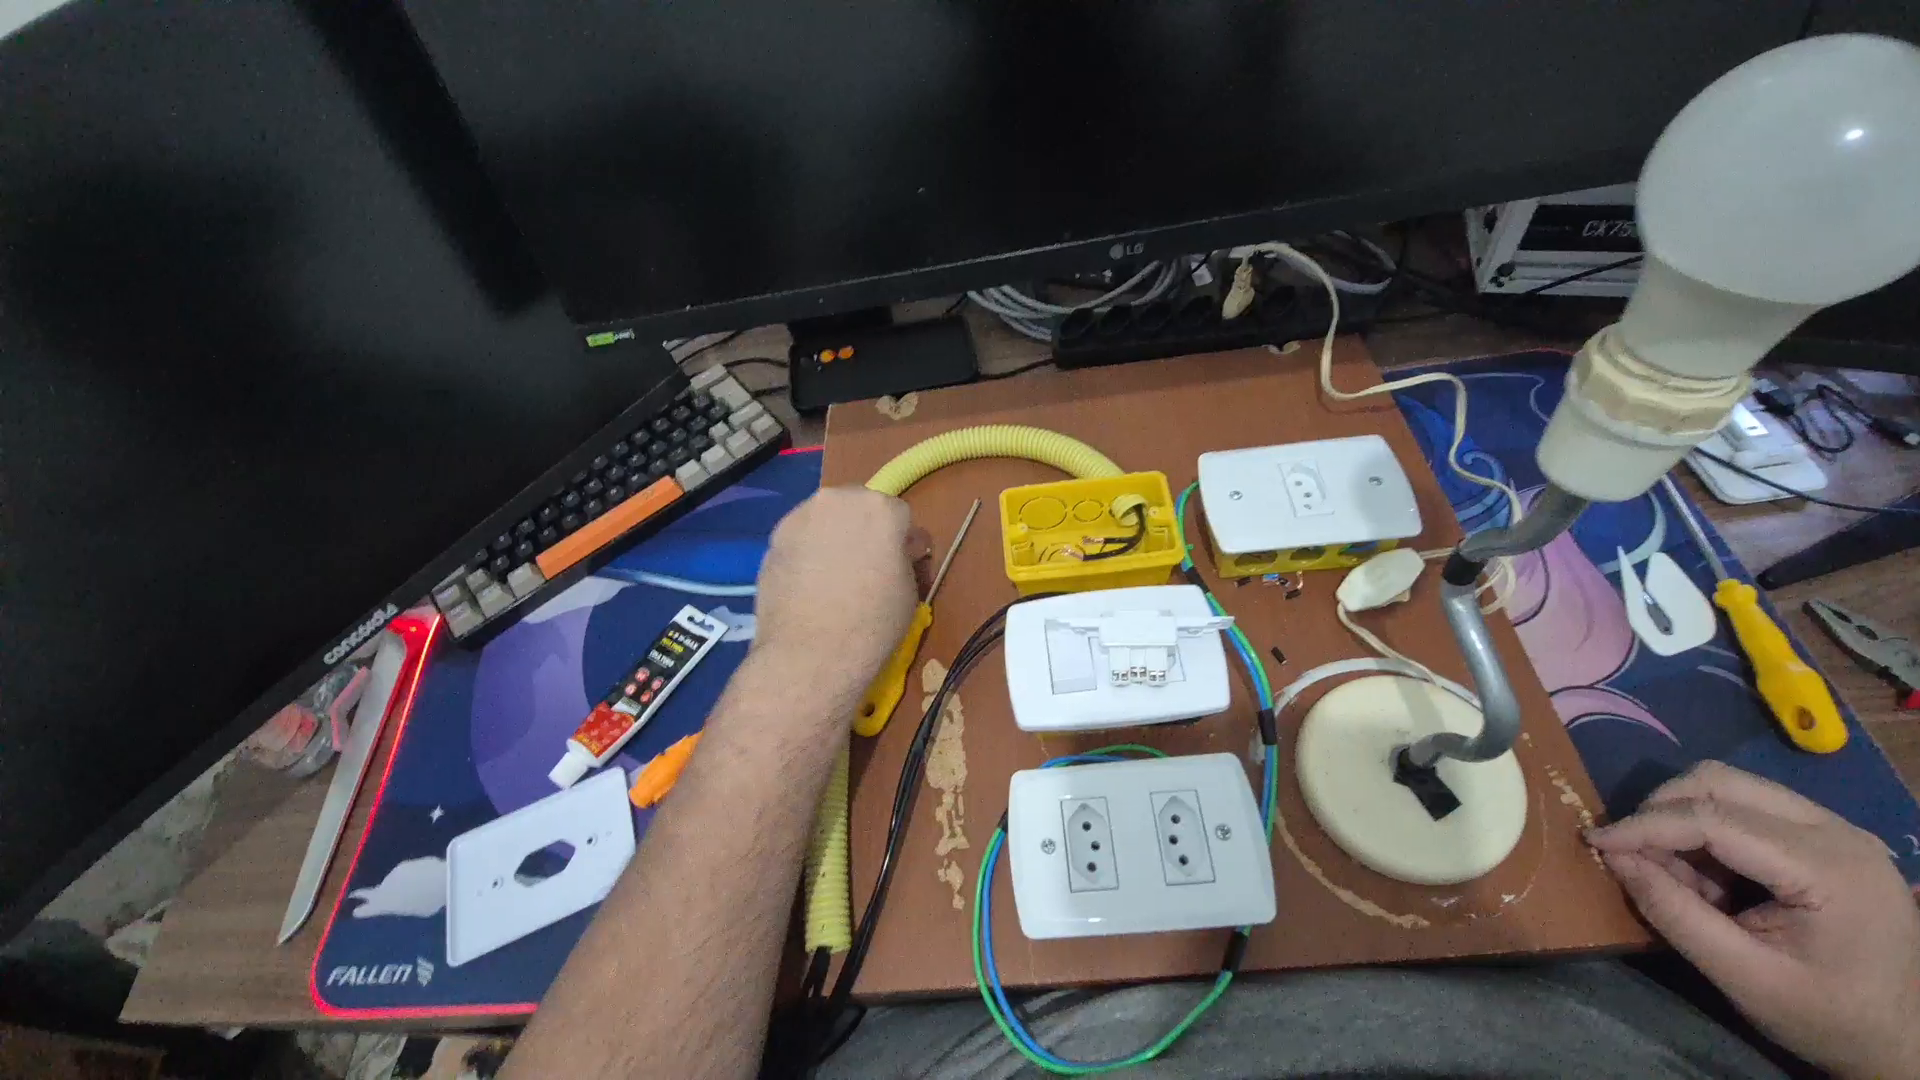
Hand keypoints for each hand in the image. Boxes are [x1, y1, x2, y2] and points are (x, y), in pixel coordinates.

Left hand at [752, 487, 925, 701]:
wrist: (811, 654)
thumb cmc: (873, 622)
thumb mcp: (910, 589)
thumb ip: (903, 558)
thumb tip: (897, 553)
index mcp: (879, 507)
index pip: (900, 516)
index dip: (903, 542)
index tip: (904, 566)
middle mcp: (836, 500)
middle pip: (857, 507)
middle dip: (865, 531)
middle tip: (868, 568)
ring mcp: (798, 518)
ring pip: (824, 521)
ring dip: (833, 539)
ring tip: (834, 579)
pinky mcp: (772, 541)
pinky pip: (800, 541)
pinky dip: (807, 555)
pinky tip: (810, 587)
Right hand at [1587, 762, 1919, 1078]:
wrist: (1910, 1044)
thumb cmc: (1828, 1017)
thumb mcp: (1742, 976)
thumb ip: (1673, 913)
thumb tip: (1612, 857)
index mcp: (1829, 869)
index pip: (1711, 818)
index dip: (1642, 826)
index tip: (1593, 842)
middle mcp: (1837, 832)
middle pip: (1717, 782)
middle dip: (1659, 811)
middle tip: (1632, 853)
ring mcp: (1835, 829)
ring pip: (1725, 784)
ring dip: (1680, 817)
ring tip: (1676, 869)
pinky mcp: (1824, 835)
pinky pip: (1743, 804)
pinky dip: (1704, 827)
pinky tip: (1707, 873)